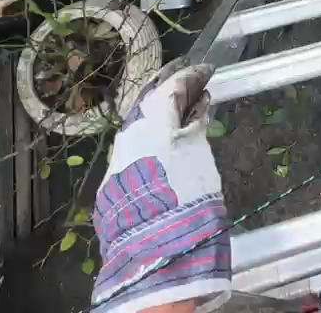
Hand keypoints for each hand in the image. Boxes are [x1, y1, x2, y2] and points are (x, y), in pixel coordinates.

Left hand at [90, 60, 230, 312]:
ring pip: (139, 127)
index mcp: (150, 122)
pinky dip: (152, 139)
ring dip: (161, 115)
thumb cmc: (188, 193)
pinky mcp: (112, 187)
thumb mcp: (200, 150)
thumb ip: (196, 123)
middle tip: (194, 83)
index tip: (208, 69)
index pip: (170, 86)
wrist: (158, 251)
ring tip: (184, 112)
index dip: (192, 74)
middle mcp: (127, 137)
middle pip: (148, 103)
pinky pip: (134, 150)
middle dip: (171, 90)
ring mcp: (116, 163)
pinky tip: (166, 144)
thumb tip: (199, 104)